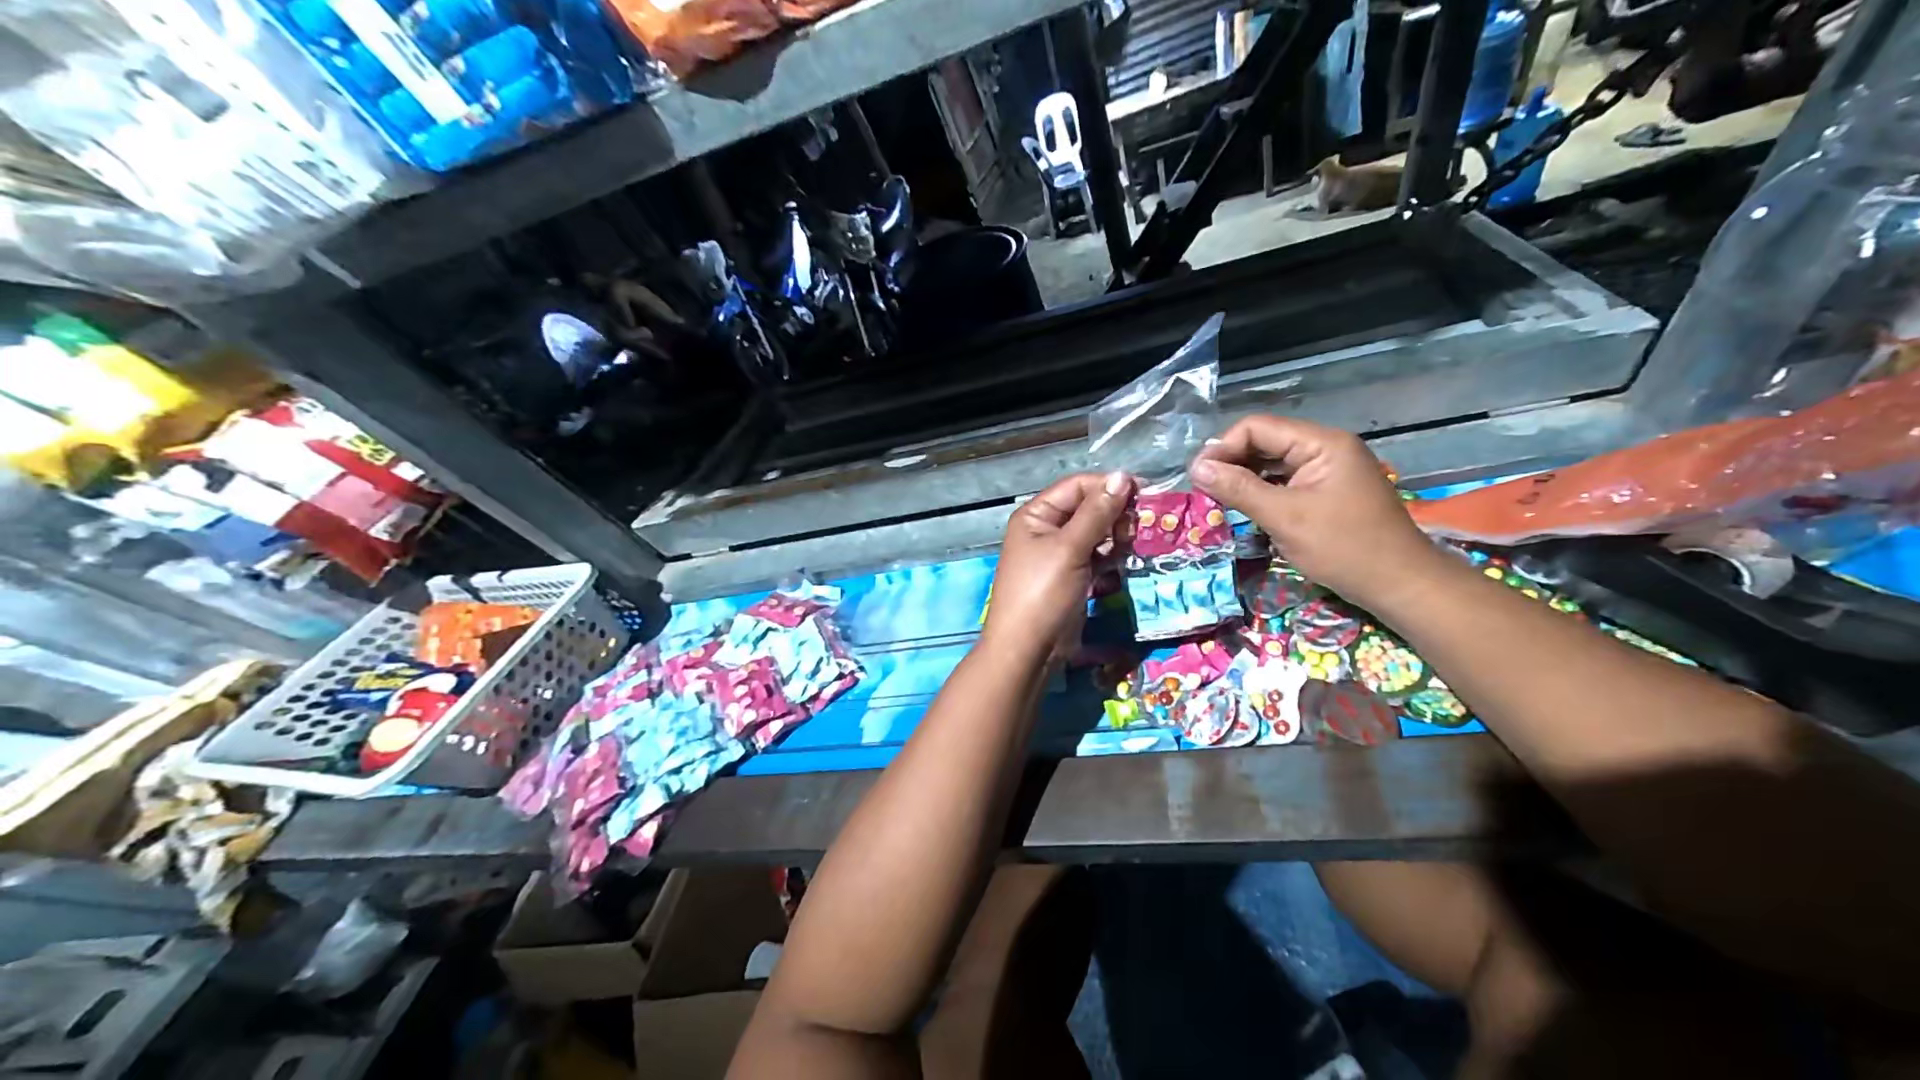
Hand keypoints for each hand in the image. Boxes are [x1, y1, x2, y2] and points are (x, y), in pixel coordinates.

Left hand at [982, 471, 1132, 657]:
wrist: (1028, 649)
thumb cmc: (1043, 592)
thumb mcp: (1070, 548)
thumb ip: (1097, 513)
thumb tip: (1122, 477)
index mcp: (1036, 515)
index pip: (1077, 486)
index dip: (1108, 486)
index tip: (1144, 492)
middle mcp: (1046, 530)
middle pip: (1088, 508)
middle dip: (1115, 513)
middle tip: (1138, 526)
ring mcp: (1059, 556)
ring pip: (1096, 534)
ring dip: (1116, 536)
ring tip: (1132, 545)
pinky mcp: (1072, 578)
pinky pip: (1097, 558)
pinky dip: (1111, 557)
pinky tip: (1125, 562)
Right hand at [1190, 416, 1444, 608]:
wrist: (1400, 583)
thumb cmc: (1344, 548)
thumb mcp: (1284, 518)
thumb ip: (1239, 489)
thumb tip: (1196, 468)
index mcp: (1322, 443)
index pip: (1258, 428)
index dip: (1224, 448)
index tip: (1198, 477)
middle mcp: (1325, 447)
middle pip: (1264, 441)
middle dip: (1231, 462)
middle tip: (1203, 490)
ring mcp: (1328, 469)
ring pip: (1272, 462)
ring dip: (1243, 477)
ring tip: (1218, 499)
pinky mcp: (1327, 490)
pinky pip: (1285, 480)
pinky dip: (1261, 490)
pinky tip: (1245, 507)